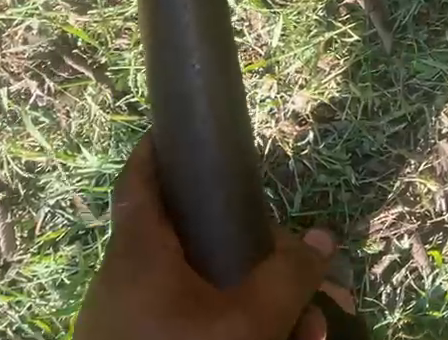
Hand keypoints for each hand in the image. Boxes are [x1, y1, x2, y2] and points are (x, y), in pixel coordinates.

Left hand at [74, 138, 349, 339]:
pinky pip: (189, 322)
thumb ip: (291, 273)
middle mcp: (124, 284)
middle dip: (254, 250)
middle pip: (190, 241)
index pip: (137, 184)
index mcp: (137, 258)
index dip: (154, 150)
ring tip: (306, 329)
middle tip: (296, 261)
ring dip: (256, 300)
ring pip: (199, 290)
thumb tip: (323, 239)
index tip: (177, 128)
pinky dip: (232, 325)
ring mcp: (126, 325)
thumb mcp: (253, 318)